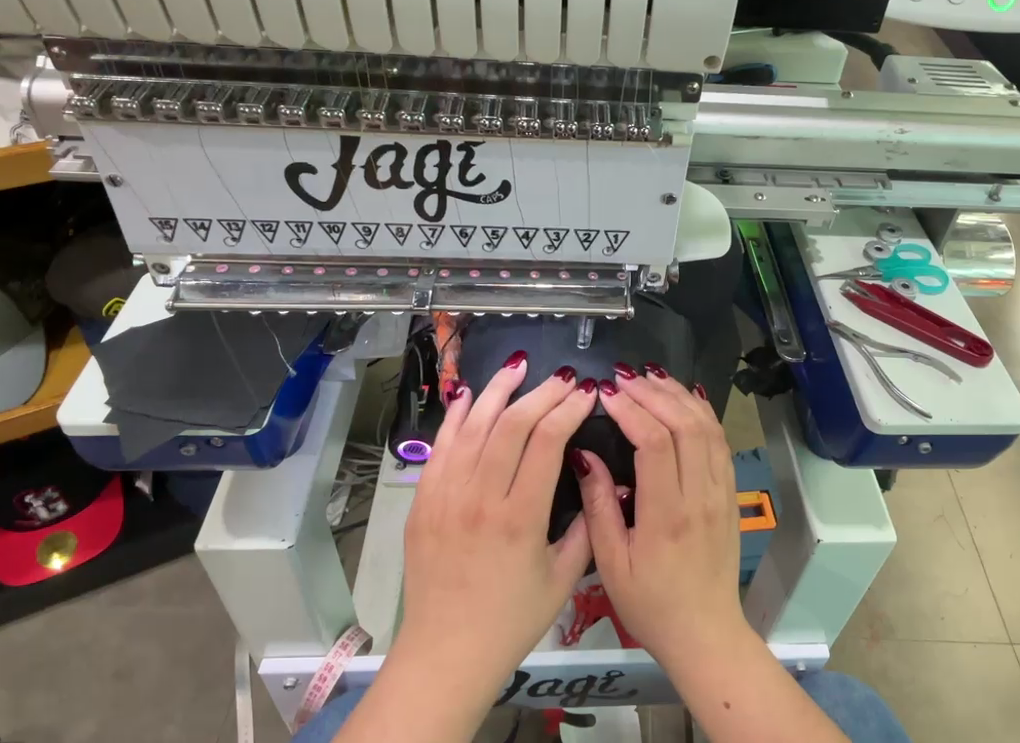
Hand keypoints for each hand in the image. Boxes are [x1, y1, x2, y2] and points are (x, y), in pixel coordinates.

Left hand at [388, 354, 596, 693]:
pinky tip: (469, 396)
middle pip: (511, 425)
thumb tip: (596, 478)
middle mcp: (480, 499)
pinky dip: (455, 417)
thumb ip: (585, 527)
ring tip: (519, 367)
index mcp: (520, 518)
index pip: (547, 442)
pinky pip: (440, 448)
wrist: (446, 652)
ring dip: (498, 392)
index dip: (569, 409)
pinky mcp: (422, 502)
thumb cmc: (511, 620)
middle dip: (542, 393)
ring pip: (472, 427)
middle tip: (564, 377)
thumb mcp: (563, 580)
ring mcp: (445, 497)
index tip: (587, 393)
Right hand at [574, 364, 748, 668]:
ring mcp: (721, 492)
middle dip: (654, 393)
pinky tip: (685, 397)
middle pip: (686, 425)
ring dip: (679, 396)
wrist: (705, 632)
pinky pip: (721, 441)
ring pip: (708, 427)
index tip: (606, 392)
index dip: (632, 410)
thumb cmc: (650, 604)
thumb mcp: (611, 564)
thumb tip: (584, 455)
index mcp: (668, 515)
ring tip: (650, 378)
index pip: (656, 443)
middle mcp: (701, 496)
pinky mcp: (730, 494)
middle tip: (624, 377)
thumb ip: (599, 506)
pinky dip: (703, 412)